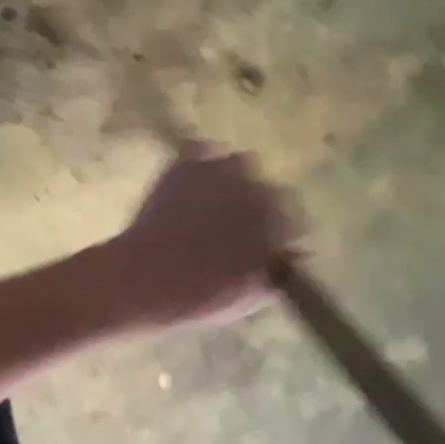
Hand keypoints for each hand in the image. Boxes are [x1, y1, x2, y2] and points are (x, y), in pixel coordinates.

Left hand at [105, 144, 296, 326]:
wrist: (147, 276)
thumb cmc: (202, 295)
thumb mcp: (255, 293)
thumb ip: (279, 268)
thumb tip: (291, 252)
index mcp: (283, 225)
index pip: (296, 219)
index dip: (280, 231)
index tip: (265, 242)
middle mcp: (260, 192)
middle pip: (270, 189)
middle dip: (257, 204)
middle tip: (233, 222)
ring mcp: (222, 172)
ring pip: (240, 163)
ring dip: (232, 178)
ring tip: (212, 199)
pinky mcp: (186, 163)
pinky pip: (201, 148)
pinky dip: (199, 160)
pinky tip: (189, 179)